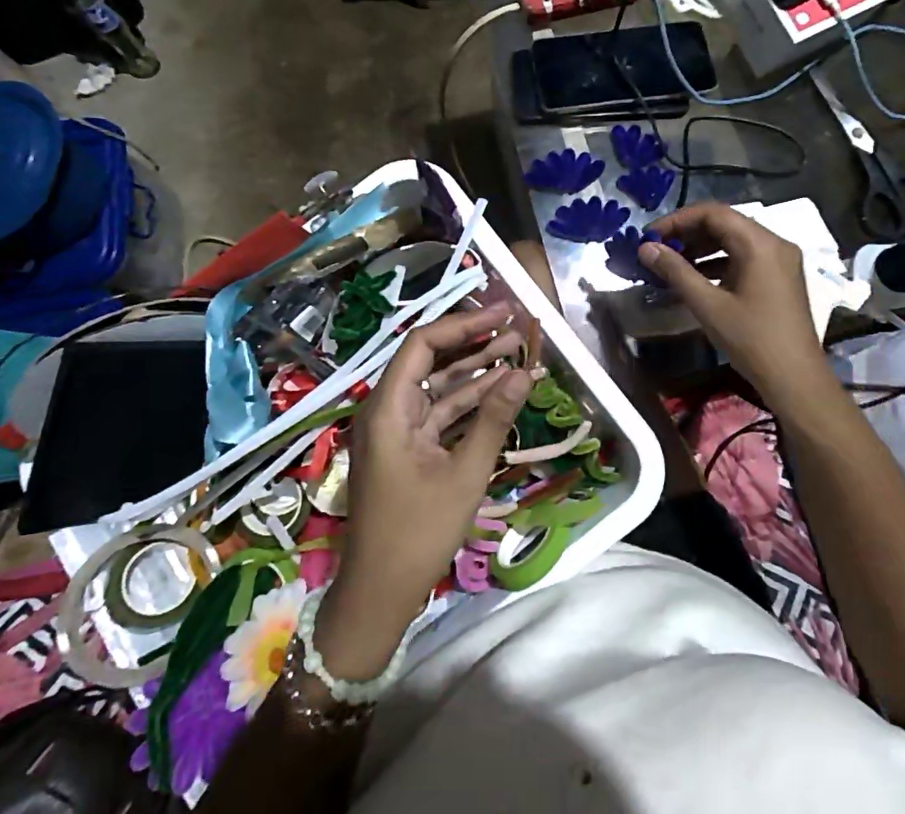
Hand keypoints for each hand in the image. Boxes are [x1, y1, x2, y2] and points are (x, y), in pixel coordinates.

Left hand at [317, 303, 532, 677]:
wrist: (380, 592)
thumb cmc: (419, 533)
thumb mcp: (464, 474)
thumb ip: (493, 418)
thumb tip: (523, 371)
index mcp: (387, 409)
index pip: (422, 345)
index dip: (463, 324)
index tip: (503, 312)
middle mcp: (387, 411)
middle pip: (431, 362)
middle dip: (475, 344)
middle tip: (518, 329)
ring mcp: (397, 432)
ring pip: (439, 388)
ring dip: (477, 372)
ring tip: (519, 353)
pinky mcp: (408, 450)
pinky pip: (440, 415)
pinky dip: (469, 404)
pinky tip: (502, 392)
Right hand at [638, 203, 834, 404]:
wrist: (795, 378)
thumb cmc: (752, 340)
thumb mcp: (708, 305)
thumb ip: (676, 272)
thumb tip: (646, 248)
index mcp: (760, 244)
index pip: (713, 213)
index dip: (678, 220)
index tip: (650, 236)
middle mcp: (775, 243)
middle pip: (725, 223)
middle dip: (688, 233)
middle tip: (657, 249)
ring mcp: (781, 260)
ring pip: (735, 241)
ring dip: (702, 248)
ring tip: (671, 264)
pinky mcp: (780, 277)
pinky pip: (745, 257)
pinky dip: (719, 262)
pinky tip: (696, 278)